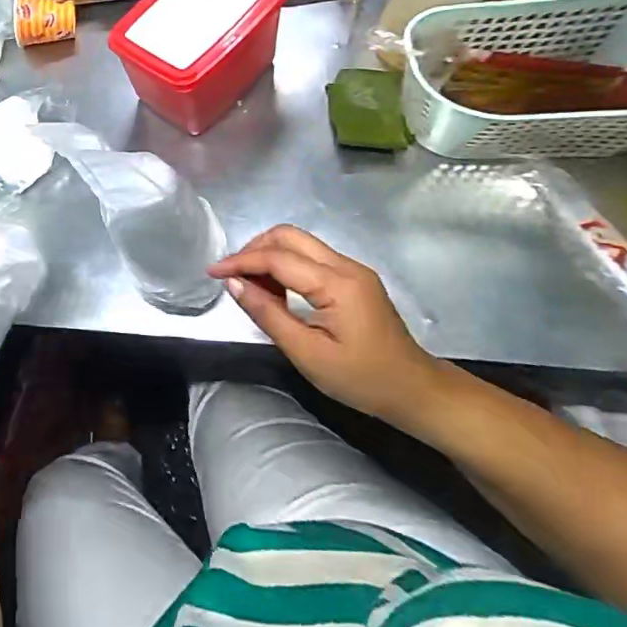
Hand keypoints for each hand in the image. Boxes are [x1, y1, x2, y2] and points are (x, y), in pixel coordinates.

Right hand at [210, 225, 446, 425]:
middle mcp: (345, 265)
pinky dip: (286, 265)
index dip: (242, 261)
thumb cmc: (361, 380)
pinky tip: (275, 290)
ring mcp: (352, 269)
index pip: (279, 257)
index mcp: (336, 284)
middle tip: (231, 276)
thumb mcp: (308, 355)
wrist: (413, 390)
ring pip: (300, 243)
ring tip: (250, 286)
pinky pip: (311, 258)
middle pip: (290, 236)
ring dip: (269, 255)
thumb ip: (268, 315)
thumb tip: (235, 284)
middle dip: (254, 248)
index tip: (213, 272)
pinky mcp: (353, 278)